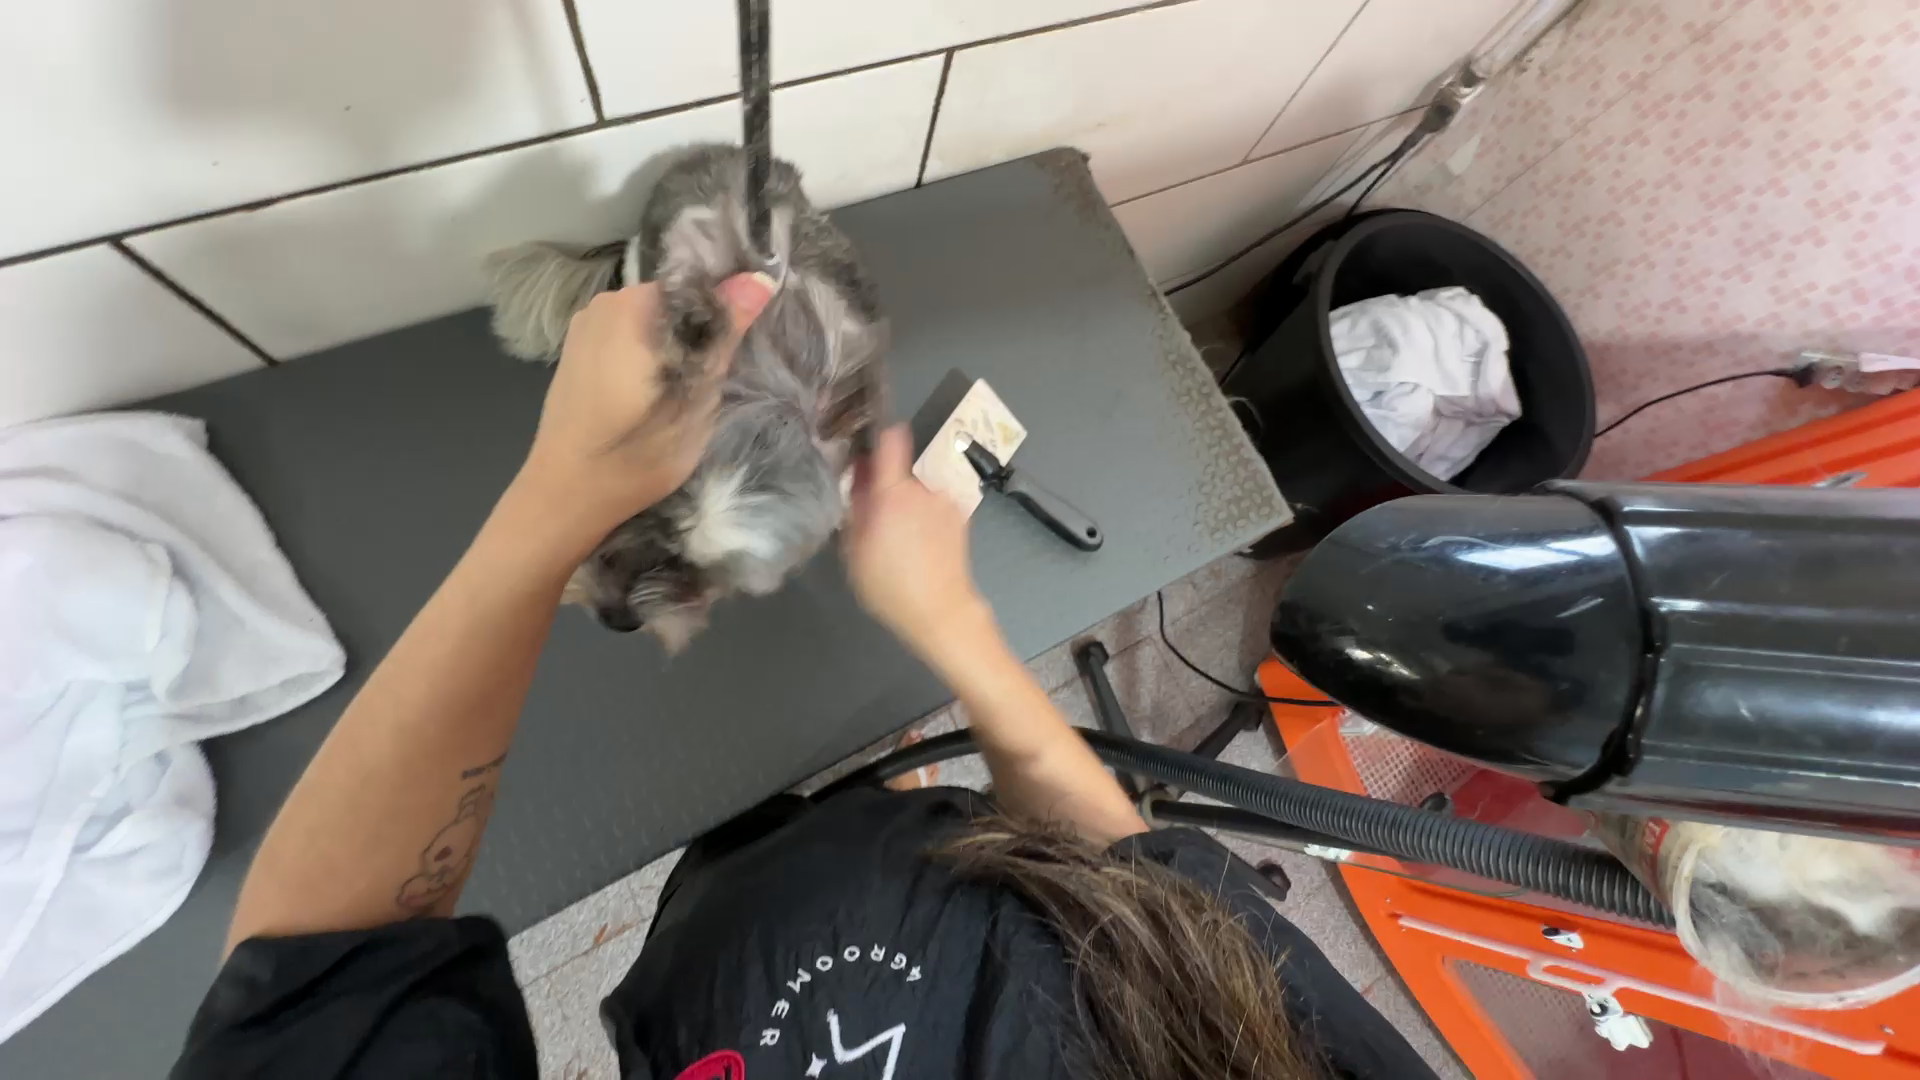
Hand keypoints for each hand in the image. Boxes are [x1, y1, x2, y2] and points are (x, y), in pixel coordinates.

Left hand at [516, 275, 773, 544]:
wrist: (569, 492)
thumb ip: (726, 331)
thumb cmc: (640, 448)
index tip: (749, 347)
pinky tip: (662, 393)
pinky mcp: (578, 354)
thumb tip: (761, 277)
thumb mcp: (698, 393)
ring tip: (698, 387)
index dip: (730, 313)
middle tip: (728, 375)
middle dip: (704, 332)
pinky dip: (652, 358)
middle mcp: (604, 303)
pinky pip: (629, 341)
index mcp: (634, 304)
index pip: (699, 287)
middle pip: (675, 304)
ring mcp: (585, 328)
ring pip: (653, 324)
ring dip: (679, 347)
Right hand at [843, 425, 991, 660]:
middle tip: (874, 514)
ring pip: (918, 489)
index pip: (891, 439)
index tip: (867, 442)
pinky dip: (925, 514)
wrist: (942, 610)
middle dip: (886, 485)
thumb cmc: (891, 585)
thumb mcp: (855, 550)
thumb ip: (856, 505)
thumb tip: (858, 476)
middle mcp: (925, 488)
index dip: (878, 434)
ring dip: (907, 501)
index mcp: (894, 492)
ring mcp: (947, 500)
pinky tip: (920, 543)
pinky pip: (935, 503)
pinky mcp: (962, 515)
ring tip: (899, 536)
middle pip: (901, 470)